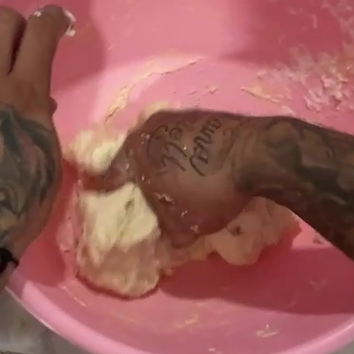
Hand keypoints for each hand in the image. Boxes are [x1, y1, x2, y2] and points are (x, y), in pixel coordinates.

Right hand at [95, 110, 263, 245]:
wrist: (256, 154)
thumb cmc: (210, 189)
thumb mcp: (185, 224)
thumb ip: (169, 232)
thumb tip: (169, 237)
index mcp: (135, 153)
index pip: (110, 175)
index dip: (103, 188)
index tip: (97, 193)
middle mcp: (150, 129)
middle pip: (134, 153)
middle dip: (134, 170)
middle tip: (136, 187)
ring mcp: (178, 118)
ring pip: (160, 142)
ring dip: (161, 159)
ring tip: (167, 177)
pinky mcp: (203, 116)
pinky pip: (184, 138)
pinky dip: (184, 153)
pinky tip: (194, 166)